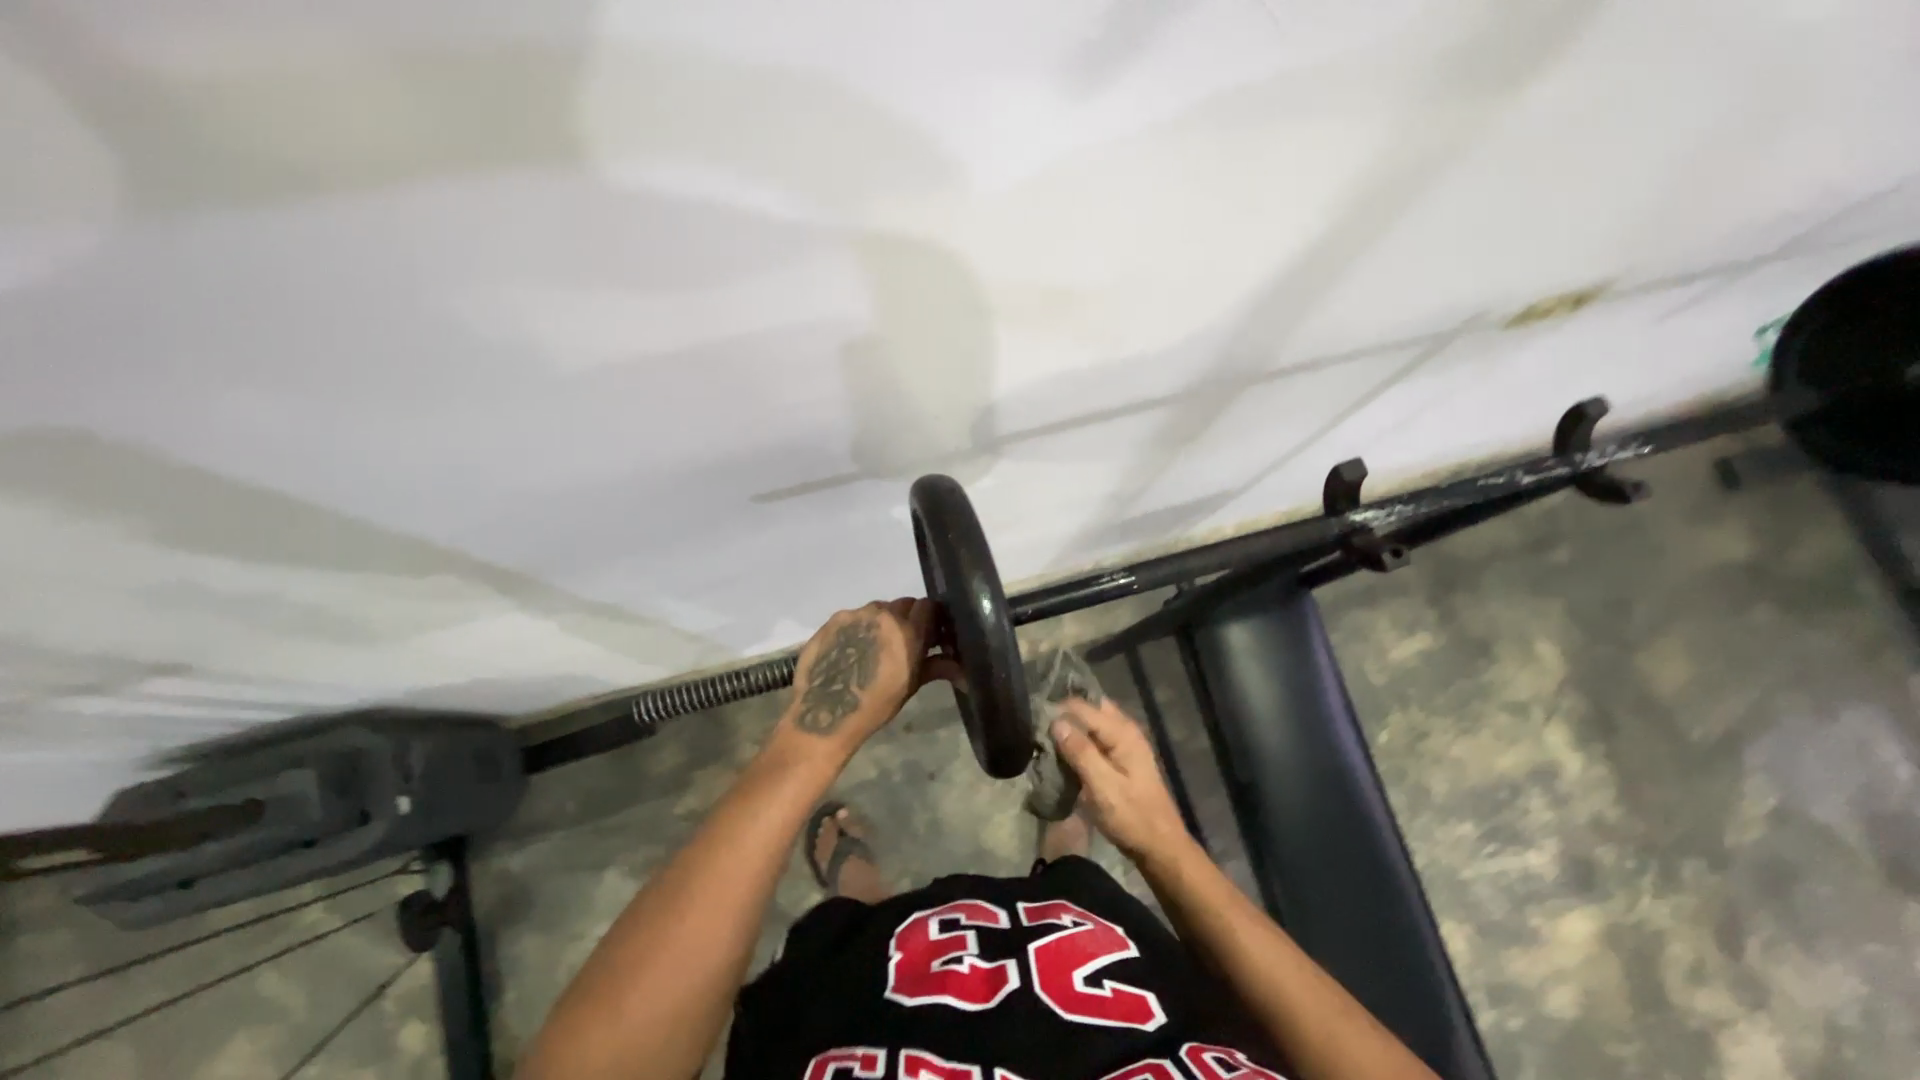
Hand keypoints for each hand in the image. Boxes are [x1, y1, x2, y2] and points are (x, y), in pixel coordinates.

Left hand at [776, 599, 957, 760]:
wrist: (825, 713)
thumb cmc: (875, 705)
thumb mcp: (910, 686)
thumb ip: (937, 667)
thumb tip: (964, 672)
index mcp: (908, 630)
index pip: (928, 606)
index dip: (930, 619)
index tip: (930, 635)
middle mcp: (884, 614)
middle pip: (903, 604)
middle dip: (908, 619)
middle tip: (904, 643)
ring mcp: (856, 614)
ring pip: (878, 609)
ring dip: (883, 622)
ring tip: (876, 648)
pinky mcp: (833, 619)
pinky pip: (854, 617)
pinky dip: (859, 628)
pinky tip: (852, 650)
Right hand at [1049, 698, 1190, 863]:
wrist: (1158, 845)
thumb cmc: (1132, 817)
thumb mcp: (1103, 786)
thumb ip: (1081, 752)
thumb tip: (1056, 722)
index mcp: (1122, 732)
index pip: (1082, 706)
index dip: (1057, 709)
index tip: (1032, 718)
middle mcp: (1124, 730)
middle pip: (1089, 708)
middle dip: (1064, 712)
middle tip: (1036, 723)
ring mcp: (1123, 744)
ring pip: (1091, 723)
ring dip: (1070, 727)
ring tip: (1043, 736)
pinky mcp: (1119, 759)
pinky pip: (1094, 739)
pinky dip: (1078, 741)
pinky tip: (1060, 752)